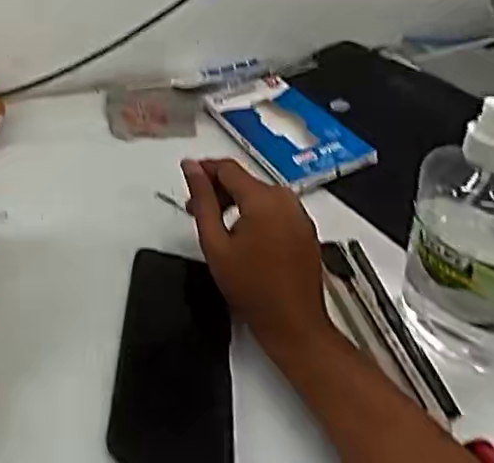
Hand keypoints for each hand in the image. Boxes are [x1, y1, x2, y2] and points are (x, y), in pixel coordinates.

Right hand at [181, 158, 329, 349]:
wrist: (294, 326)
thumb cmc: (252, 288)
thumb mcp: (214, 241)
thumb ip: (202, 198)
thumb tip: (191, 167)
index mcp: (264, 200)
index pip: (227, 168)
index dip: (203, 170)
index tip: (187, 178)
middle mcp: (287, 201)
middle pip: (243, 179)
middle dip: (217, 189)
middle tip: (196, 208)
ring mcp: (300, 216)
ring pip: (258, 193)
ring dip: (234, 200)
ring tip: (216, 224)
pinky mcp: (305, 230)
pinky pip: (274, 207)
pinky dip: (254, 212)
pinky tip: (240, 234)